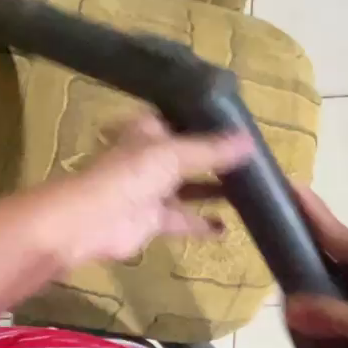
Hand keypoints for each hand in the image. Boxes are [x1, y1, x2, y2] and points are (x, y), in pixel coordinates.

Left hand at [22, 113, 253, 266]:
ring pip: (187, 188)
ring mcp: (149, 190)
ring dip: (212, 190)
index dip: (203, 121)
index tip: (237, 123)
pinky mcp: (151, 220)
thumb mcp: (176, 153)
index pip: (178, 118)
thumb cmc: (130, 174)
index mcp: (147, 130)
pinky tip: (225, 228)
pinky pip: (182, 220)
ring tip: (248, 190)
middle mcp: (149, 157)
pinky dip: (201, 225)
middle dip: (214, 158)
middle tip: (251, 159)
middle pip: (187, 155)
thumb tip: (251, 142)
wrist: (96, 220)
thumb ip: (212, 150)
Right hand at [281, 184, 347, 347]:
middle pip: (347, 250)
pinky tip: (329, 303)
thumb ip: (330, 315)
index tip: (292, 187)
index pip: (340, 234)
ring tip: (298, 271)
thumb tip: (289, 307)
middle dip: (317, 242)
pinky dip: (342, 290)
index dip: (313, 213)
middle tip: (284, 236)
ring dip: (329, 270)